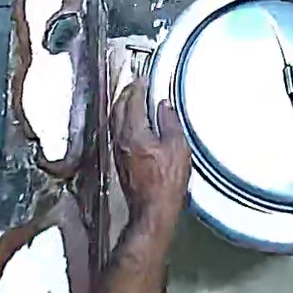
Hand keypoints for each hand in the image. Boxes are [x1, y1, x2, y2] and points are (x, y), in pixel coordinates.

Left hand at [110, 73, 188, 240]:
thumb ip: (170, 123)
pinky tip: (131, 122)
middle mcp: (120, 139)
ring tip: (133, 99)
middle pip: (118, 108)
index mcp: (134, 133)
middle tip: (137, 85)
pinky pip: (116, 130)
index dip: (138, 87)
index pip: (132, 102)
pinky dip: (122, 119)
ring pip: (114, 119)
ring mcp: (118, 151)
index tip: (144, 80)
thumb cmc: (166, 183)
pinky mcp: (119, 161)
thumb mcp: (178, 149)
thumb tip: (164, 106)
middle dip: (126, 93)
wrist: (152, 212)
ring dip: (122, 105)